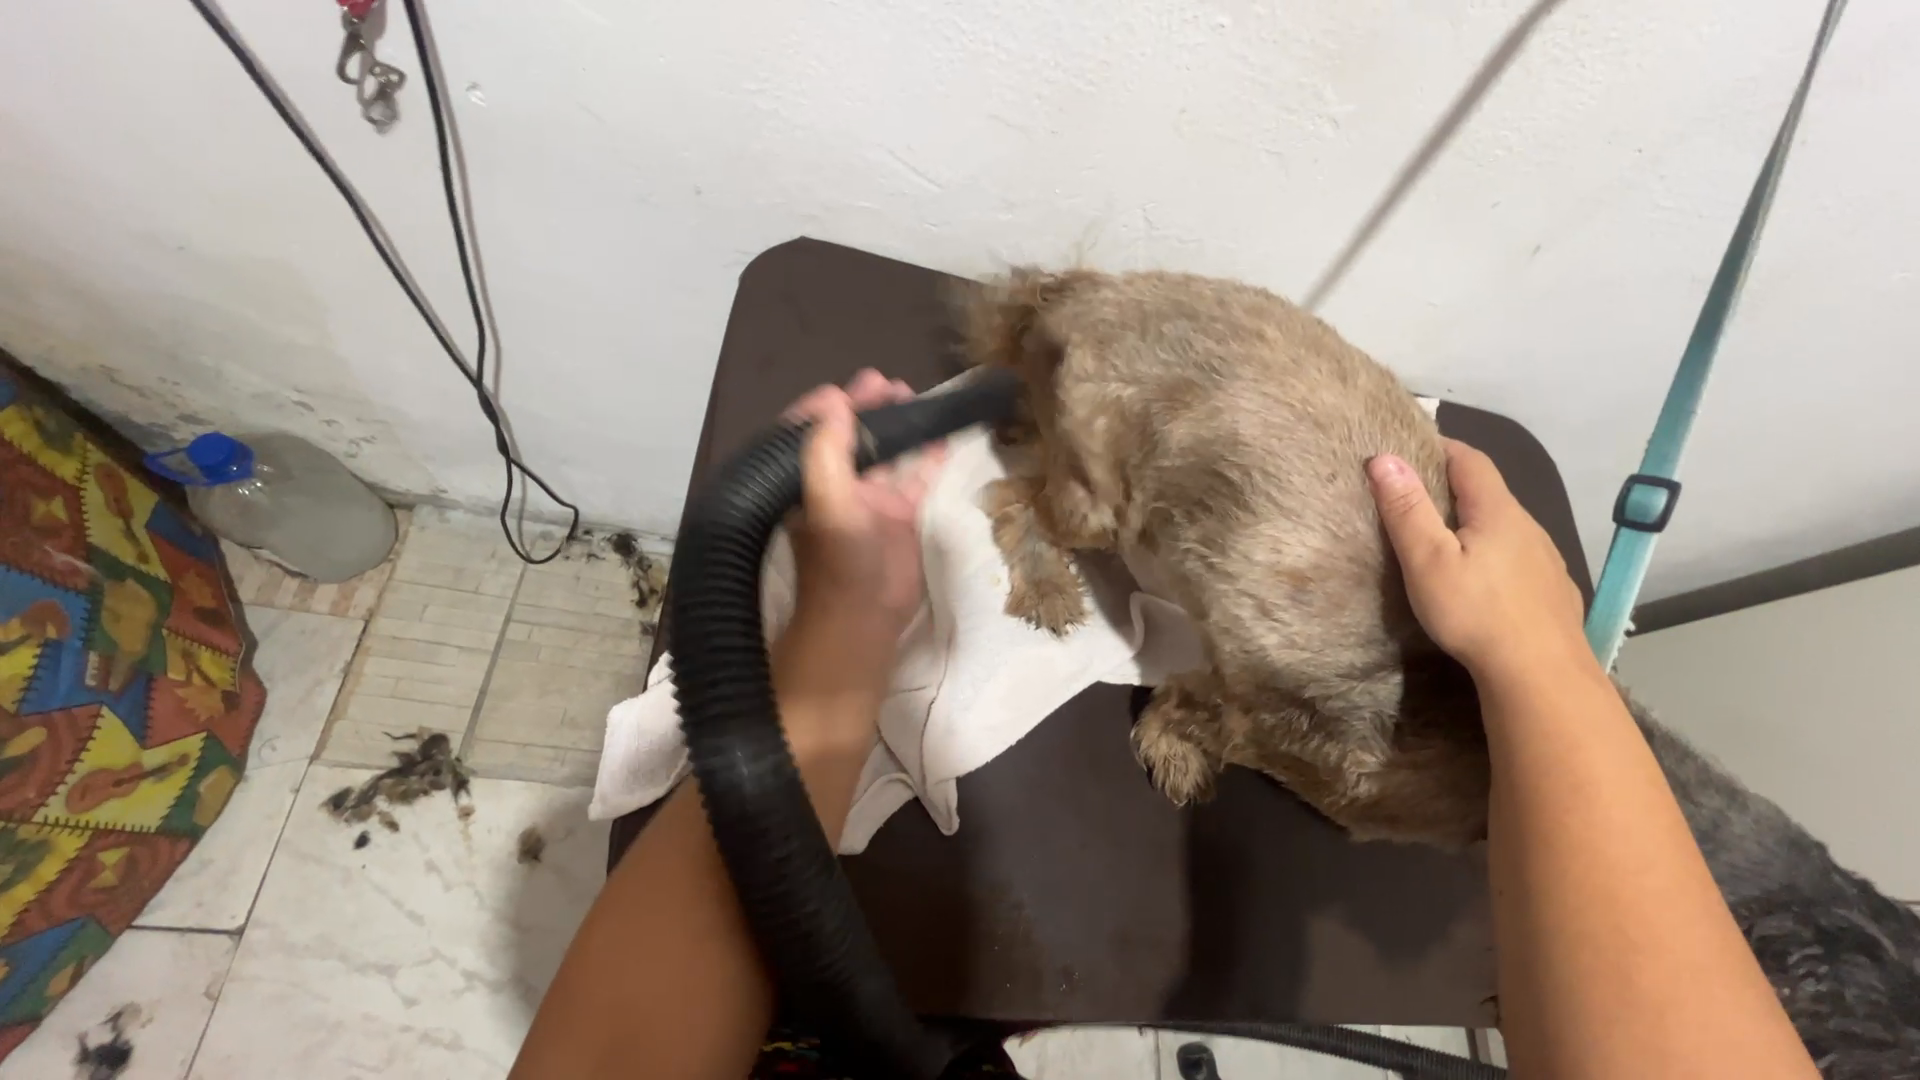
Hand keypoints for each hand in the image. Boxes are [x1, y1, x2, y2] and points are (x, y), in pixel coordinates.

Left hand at [772, 370, 944, 720]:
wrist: (865, 618)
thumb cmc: (841, 562)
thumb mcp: (828, 503)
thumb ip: (826, 453)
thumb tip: (835, 401)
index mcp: (806, 481)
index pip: (809, 432)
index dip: (825, 407)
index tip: (847, 389)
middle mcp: (836, 484)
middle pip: (850, 434)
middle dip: (865, 406)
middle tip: (886, 384)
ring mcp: (871, 499)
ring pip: (884, 450)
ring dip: (896, 423)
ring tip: (910, 395)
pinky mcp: (900, 514)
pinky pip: (916, 477)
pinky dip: (927, 455)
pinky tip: (942, 434)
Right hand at [1367, 440, 1592, 682]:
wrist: (1540, 673)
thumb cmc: (1474, 611)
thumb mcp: (1427, 559)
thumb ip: (1407, 509)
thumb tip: (1384, 458)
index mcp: (1497, 512)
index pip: (1470, 460)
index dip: (1440, 446)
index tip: (1408, 445)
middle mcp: (1527, 526)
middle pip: (1488, 491)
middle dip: (1451, 483)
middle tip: (1411, 491)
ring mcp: (1544, 558)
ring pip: (1503, 525)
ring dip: (1472, 519)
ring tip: (1440, 535)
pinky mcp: (1550, 589)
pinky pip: (1516, 554)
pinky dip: (1491, 549)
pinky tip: (1479, 575)